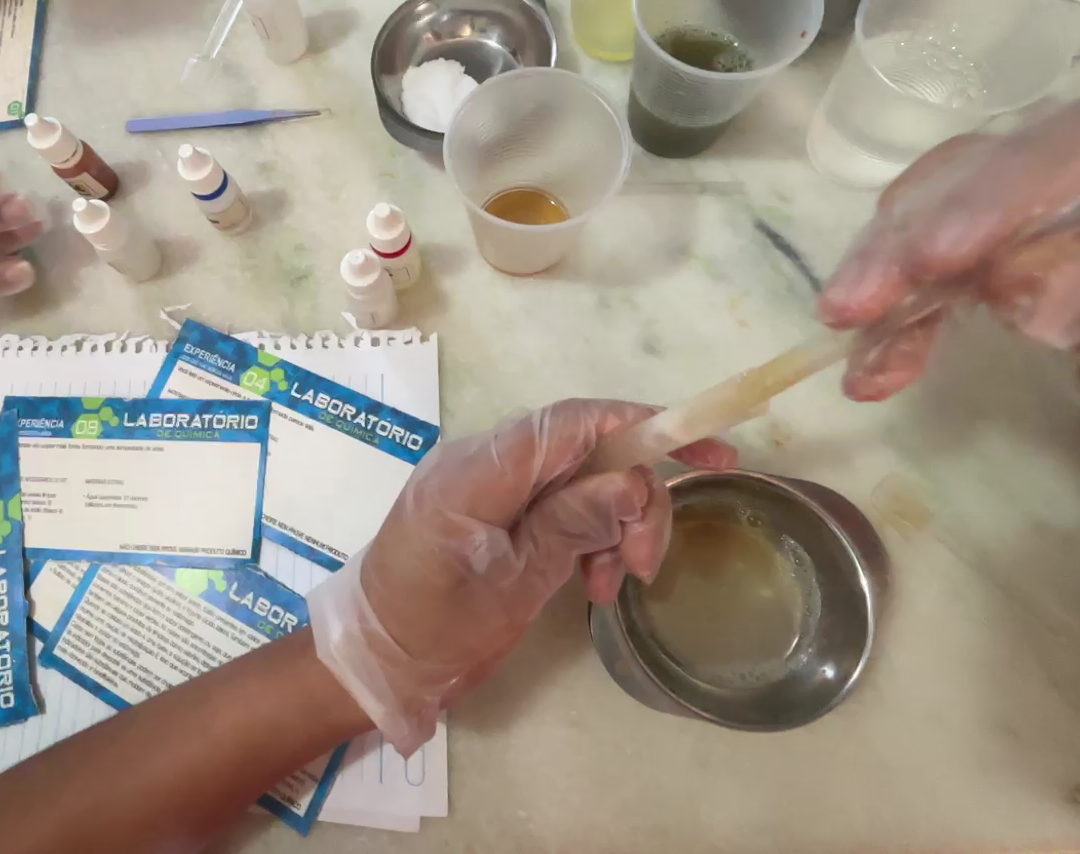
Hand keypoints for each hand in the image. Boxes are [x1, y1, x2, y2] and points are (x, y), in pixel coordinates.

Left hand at [308, 400, 733, 754]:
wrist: (373, 659)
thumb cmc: (434, 629)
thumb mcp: (513, 585)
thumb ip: (570, 524)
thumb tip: (634, 479)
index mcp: (478, 470)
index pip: (572, 421)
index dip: (641, 424)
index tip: (706, 452)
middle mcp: (480, 460)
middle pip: (582, 448)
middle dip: (630, 497)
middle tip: (646, 563)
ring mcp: (483, 481)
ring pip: (576, 477)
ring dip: (610, 523)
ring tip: (614, 584)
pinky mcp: (488, 504)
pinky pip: (551, 500)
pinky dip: (583, 534)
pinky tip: (593, 582)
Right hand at [818, 65, 1079, 619]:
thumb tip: (1000, 273)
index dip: (1031, 174)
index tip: (942, 254)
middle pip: (1022, 161)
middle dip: (926, 230)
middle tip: (852, 301)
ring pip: (966, 207)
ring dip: (896, 271)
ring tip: (847, 332)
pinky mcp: (1046, 259)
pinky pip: (955, 269)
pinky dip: (908, 316)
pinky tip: (876, 368)